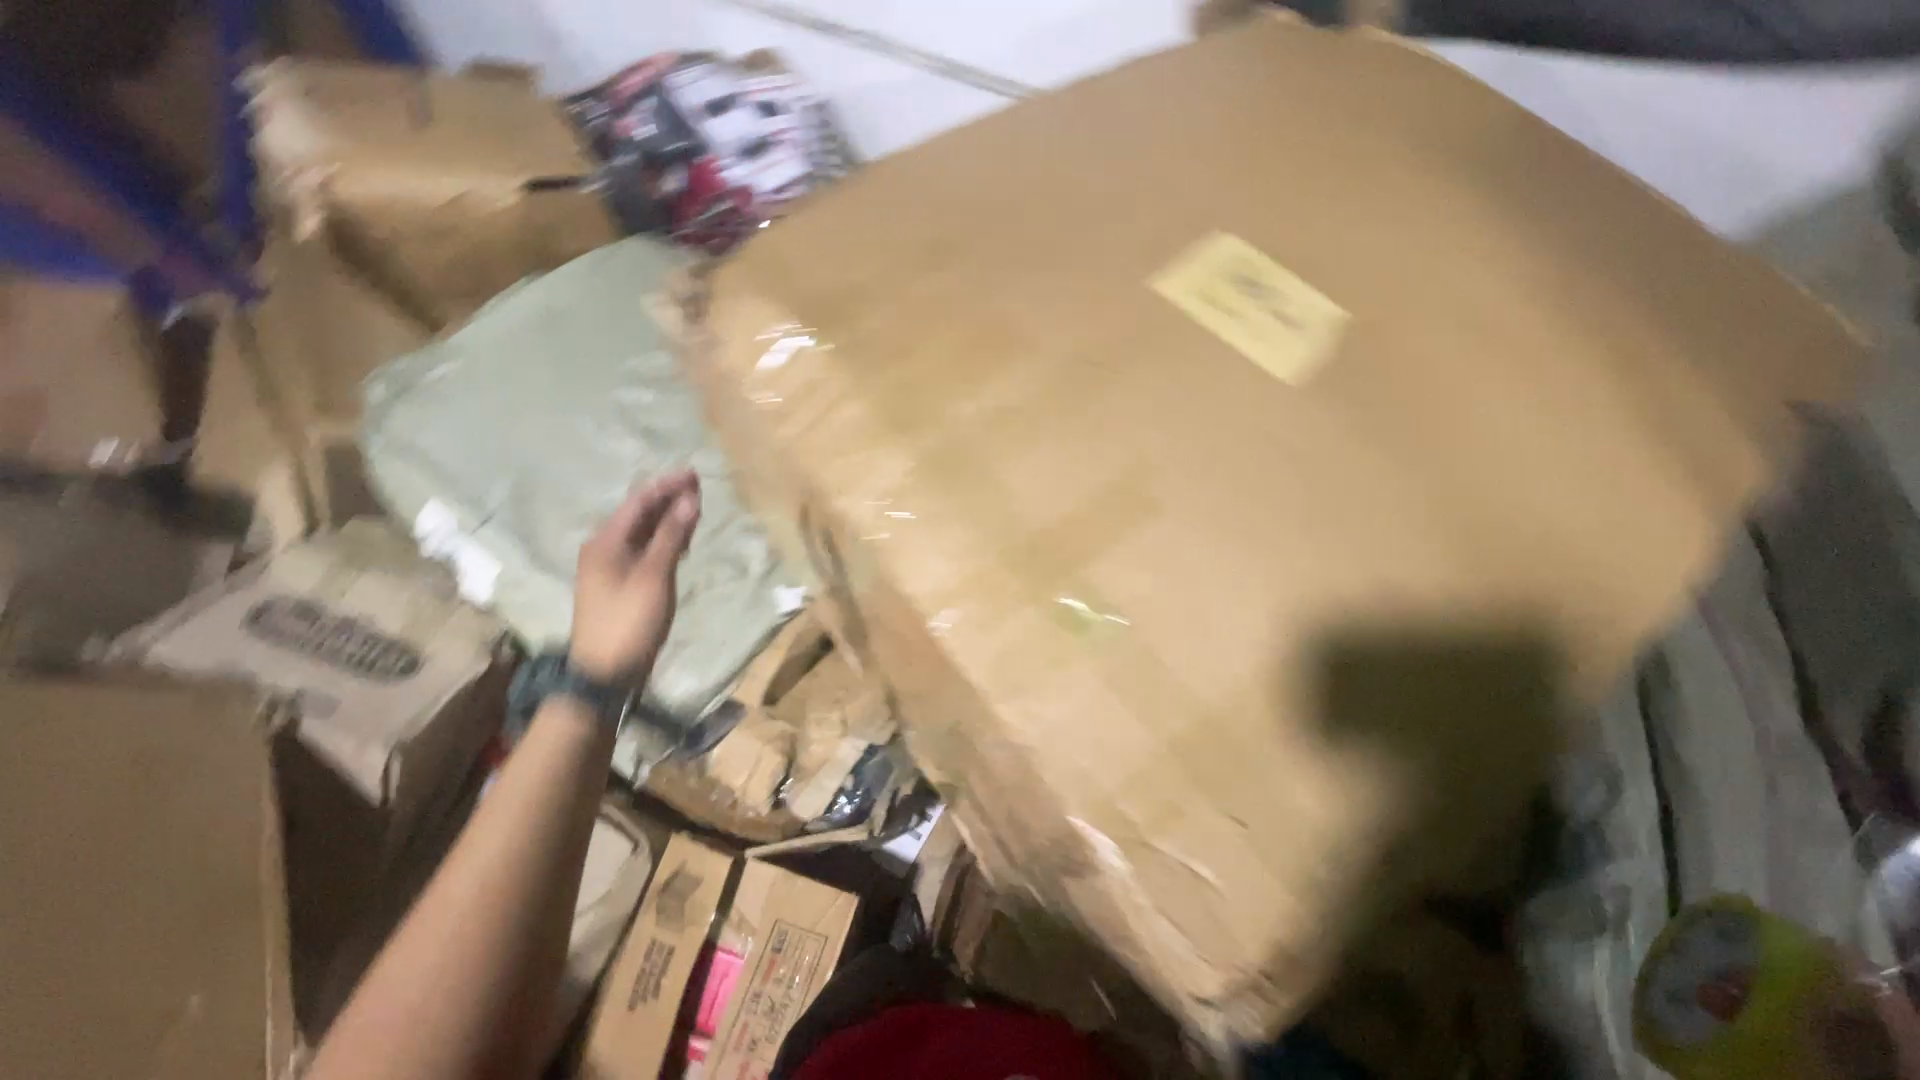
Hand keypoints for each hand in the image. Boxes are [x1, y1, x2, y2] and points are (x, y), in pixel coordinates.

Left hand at [571, 469, 701, 684]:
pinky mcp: (620, 586)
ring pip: (642, 534)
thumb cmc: (628, 621)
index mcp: (605, 542)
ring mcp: (610, 569)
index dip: (667, 485)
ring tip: (695, 509)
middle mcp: (603, 549)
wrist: (604, 674)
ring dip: (667, 520)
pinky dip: (663, 542)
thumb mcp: (654, 576)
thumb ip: (672, 536)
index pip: (639, 502)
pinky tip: (680, 542)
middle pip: (639, 515)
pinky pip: (643, 552)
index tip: (695, 473)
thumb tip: (689, 500)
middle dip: (668, 500)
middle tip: (699, 487)